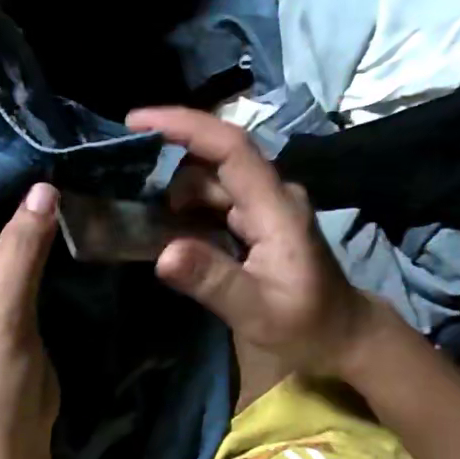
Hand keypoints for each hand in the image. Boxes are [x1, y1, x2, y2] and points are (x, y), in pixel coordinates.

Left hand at [0, 182, 61, 458]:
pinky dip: (34, 260)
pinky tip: (51, 229)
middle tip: (21, 157)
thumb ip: (20, 257)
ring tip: (39, 179)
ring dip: (17, 235)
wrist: (15, 451)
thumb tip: (43, 189)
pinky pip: (19, 281)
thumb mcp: (3, 318)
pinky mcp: (7, 323)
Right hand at [126, 107, 383, 378]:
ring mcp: (265, 209)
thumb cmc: (307, 327)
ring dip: (171, 185)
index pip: (231, 148)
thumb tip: (164, 255)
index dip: (185, 127)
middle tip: (116, 166)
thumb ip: (214, 281)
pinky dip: (184, 206)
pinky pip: (215, 202)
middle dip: (167, 154)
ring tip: (127, 195)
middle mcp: (271, 197)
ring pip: (212, 180)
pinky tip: (156, 219)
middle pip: (216, 158)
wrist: (343, 336)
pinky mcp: (257, 224)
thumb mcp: (259, 313)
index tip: (135, 122)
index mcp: (276, 209)